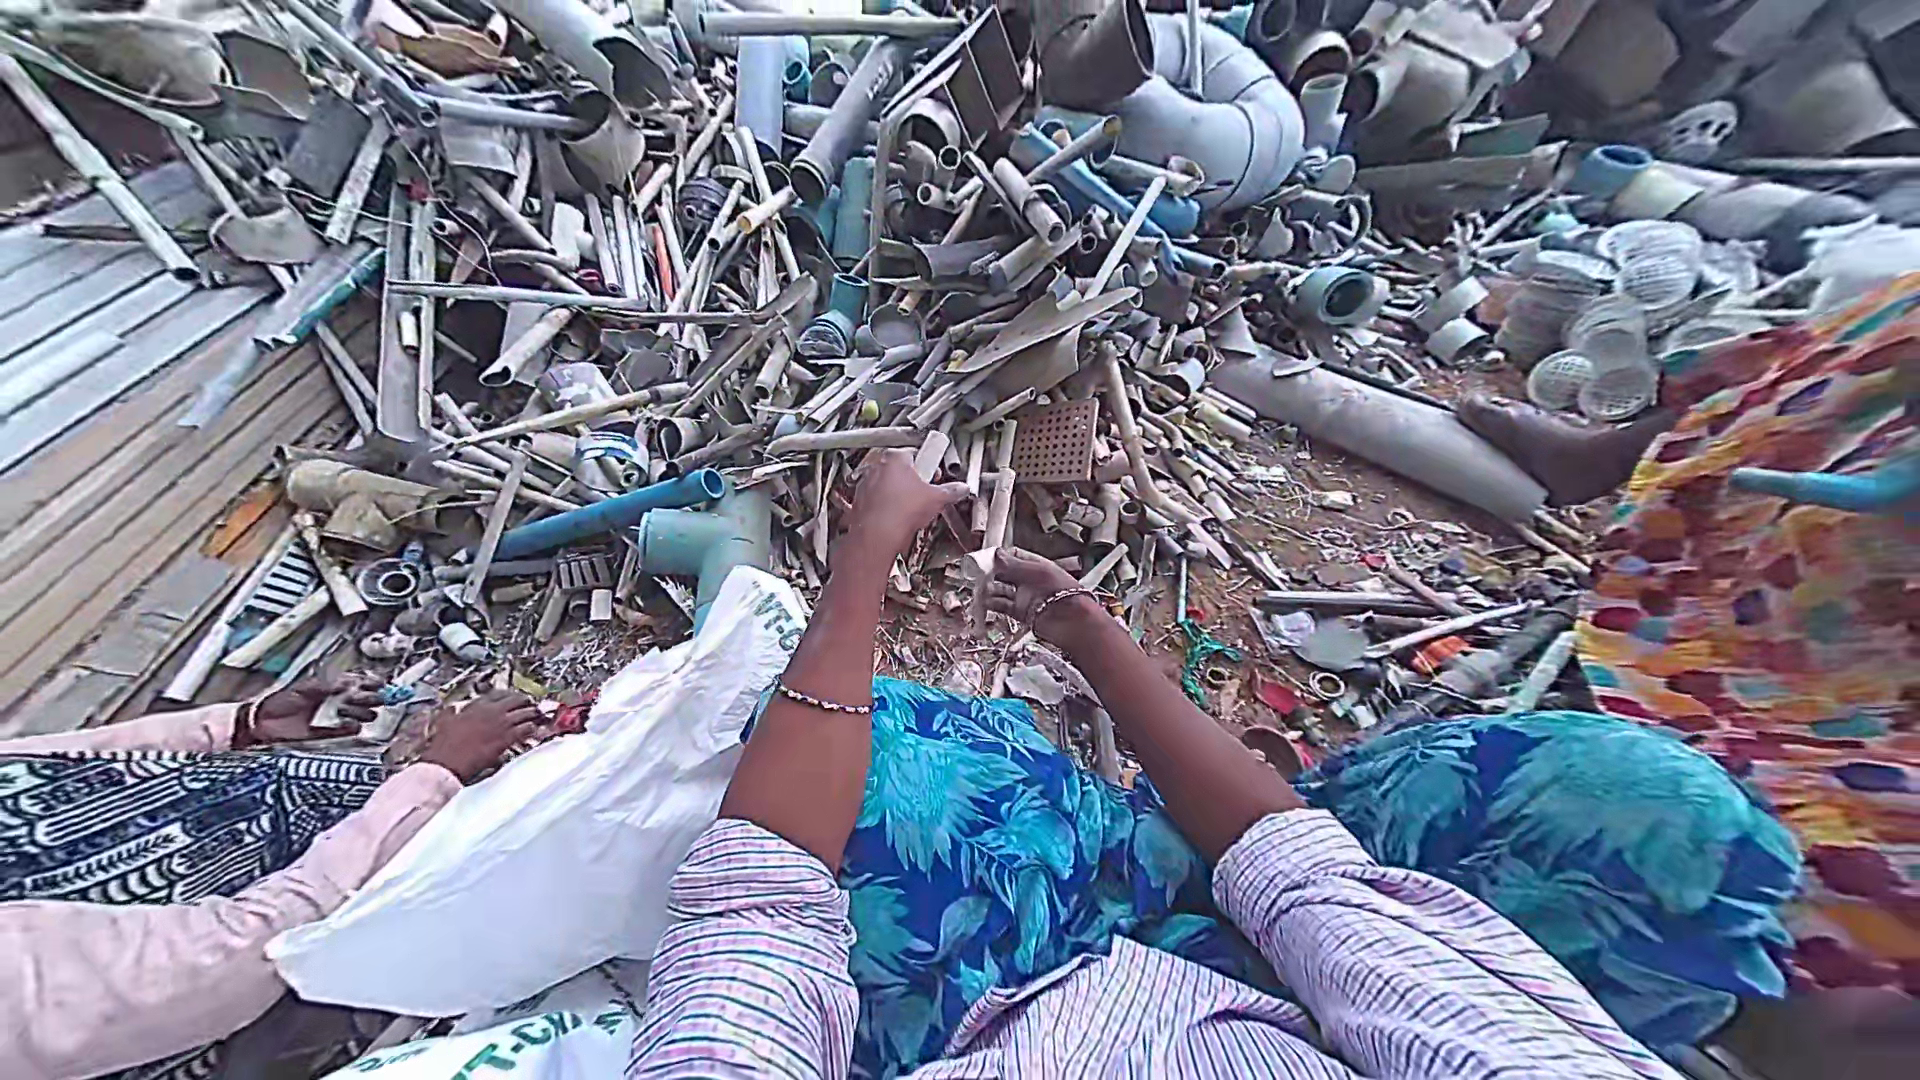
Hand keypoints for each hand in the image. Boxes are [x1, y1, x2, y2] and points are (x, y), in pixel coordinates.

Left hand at [245, 677, 382, 744]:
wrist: (260, 723)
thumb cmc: (280, 701)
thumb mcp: (304, 688)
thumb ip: (327, 685)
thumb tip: (349, 684)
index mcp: (338, 687)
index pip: (365, 683)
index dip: (374, 683)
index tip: (378, 684)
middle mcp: (343, 701)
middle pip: (370, 698)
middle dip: (372, 698)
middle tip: (367, 699)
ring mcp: (339, 716)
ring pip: (366, 713)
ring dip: (362, 712)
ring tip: (351, 712)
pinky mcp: (333, 731)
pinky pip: (352, 729)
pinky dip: (353, 726)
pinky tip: (347, 724)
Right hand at [417, 690, 542, 782]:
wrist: (444, 764)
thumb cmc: (442, 746)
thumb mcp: (443, 723)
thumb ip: (450, 713)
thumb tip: (452, 709)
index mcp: (476, 706)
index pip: (499, 694)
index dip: (508, 696)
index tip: (513, 699)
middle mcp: (492, 711)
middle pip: (518, 699)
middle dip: (526, 701)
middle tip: (529, 705)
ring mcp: (502, 723)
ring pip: (526, 712)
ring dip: (533, 714)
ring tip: (536, 716)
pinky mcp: (507, 737)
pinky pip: (527, 728)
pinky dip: (532, 728)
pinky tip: (533, 730)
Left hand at [840, 448, 967, 561]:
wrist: (878, 534)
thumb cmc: (901, 511)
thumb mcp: (936, 499)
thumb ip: (950, 491)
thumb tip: (960, 489)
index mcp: (895, 458)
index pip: (916, 453)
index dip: (928, 466)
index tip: (935, 476)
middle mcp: (877, 466)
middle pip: (901, 469)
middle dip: (913, 481)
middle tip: (925, 493)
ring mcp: (866, 483)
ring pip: (887, 484)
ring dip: (898, 493)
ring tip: (911, 508)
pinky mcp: (860, 501)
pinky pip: (877, 499)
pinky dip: (886, 505)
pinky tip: (896, 517)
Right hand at [984, 547, 1102, 643]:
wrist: (1071, 621)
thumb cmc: (1061, 592)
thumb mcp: (1035, 572)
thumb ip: (1013, 564)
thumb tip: (996, 554)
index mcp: (1035, 566)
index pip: (1013, 556)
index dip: (998, 557)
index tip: (985, 559)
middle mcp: (1029, 580)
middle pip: (1004, 573)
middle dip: (990, 573)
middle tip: (978, 574)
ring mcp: (1024, 597)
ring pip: (1001, 590)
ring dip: (990, 589)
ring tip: (981, 588)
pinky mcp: (1020, 612)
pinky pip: (1002, 606)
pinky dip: (992, 604)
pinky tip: (985, 601)